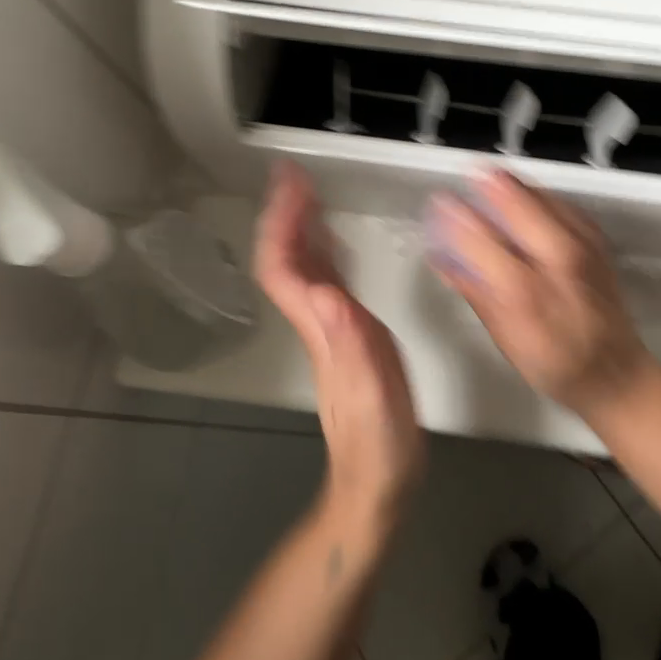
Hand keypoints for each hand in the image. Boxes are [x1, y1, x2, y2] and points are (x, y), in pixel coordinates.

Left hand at [255, 162, 423, 530]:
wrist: (375, 484)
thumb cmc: (379, 446)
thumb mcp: (373, 398)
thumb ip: (352, 349)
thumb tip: (329, 294)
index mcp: (325, 331)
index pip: (284, 270)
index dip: (281, 225)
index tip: (288, 184)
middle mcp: (320, 326)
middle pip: (286, 263)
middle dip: (285, 215)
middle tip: (294, 175)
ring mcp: (331, 334)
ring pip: (303, 271)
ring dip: (300, 230)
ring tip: (311, 195)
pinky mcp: (348, 341)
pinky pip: (327, 284)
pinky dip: (325, 254)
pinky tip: (335, 243)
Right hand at [428, 169, 655, 420]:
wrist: (615, 372)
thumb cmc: (554, 364)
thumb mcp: (506, 338)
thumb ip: (476, 293)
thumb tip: (443, 260)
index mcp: (526, 292)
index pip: (484, 242)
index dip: (458, 219)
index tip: (441, 202)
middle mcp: (557, 262)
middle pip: (520, 208)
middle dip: (491, 186)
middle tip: (469, 172)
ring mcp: (583, 248)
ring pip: (545, 200)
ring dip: (516, 186)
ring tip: (491, 176)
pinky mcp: (598, 243)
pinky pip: (565, 207)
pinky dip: (541, 197)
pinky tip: (527, 196)